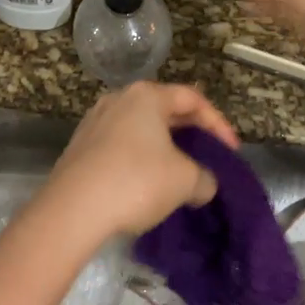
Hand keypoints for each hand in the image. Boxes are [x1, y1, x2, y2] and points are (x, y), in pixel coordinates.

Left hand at [40, 82, 238, 236]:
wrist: (73, 208)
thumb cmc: (135, 181)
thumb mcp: (184, 181)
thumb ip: (204, 177)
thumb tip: (204, 182)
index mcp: (147, 95)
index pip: (192, 98)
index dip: (217, 123)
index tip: (231, 151)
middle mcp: (120, 98)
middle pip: (165, 110)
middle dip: (190, 134)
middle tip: (208, 157)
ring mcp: (96, 120)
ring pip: (141, 128)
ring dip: (164, 147)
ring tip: (179, 172)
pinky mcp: (81, 145)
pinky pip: (121, 145)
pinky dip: (140, 157)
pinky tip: (145, 183)